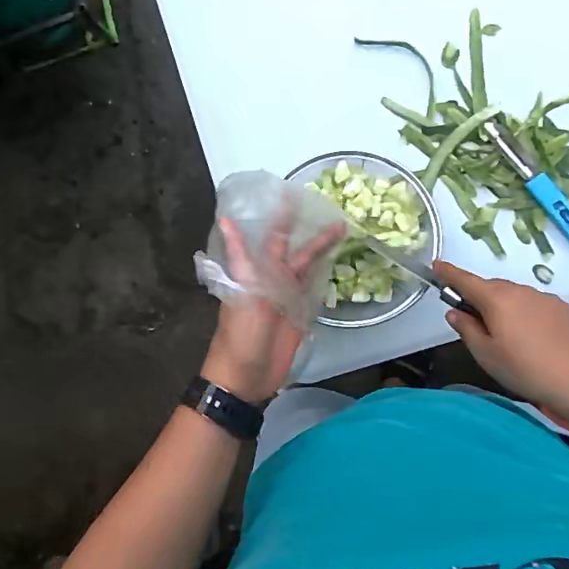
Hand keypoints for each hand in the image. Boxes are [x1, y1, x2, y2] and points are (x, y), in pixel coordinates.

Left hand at [199, 212, 345, 402]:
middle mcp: (276, 281)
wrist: (245, 376)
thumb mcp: (241, 290)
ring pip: (309, 270)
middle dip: (314, 233)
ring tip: (343, 230)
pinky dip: (325, 280)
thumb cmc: (240, 333)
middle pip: (299, 251)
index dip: (282, 216)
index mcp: (259, 271)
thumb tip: (225, 219)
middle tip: (334, 210)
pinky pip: (315, 294)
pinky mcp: (300, 318)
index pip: (274, 236)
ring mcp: (290, 300)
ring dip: (323, 252)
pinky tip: (336, 267)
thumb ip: (241, 256)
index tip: (294, 192)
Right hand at [434, 261, 568, 425]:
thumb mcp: (486, 355)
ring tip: (506, 336)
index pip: (465, 279)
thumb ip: (466, 329)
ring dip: (504, 307)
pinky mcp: (563, 308)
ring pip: (514, 295)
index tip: (436, 266)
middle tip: (474, 321)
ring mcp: (545, 297)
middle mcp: (520, 290)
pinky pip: (535, 304)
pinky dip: (526, 313)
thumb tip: (455, 312)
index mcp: (496, 299)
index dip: (448, 272)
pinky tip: (532, 338)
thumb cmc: (525, 369)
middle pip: (491, 287)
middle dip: (479, 297)